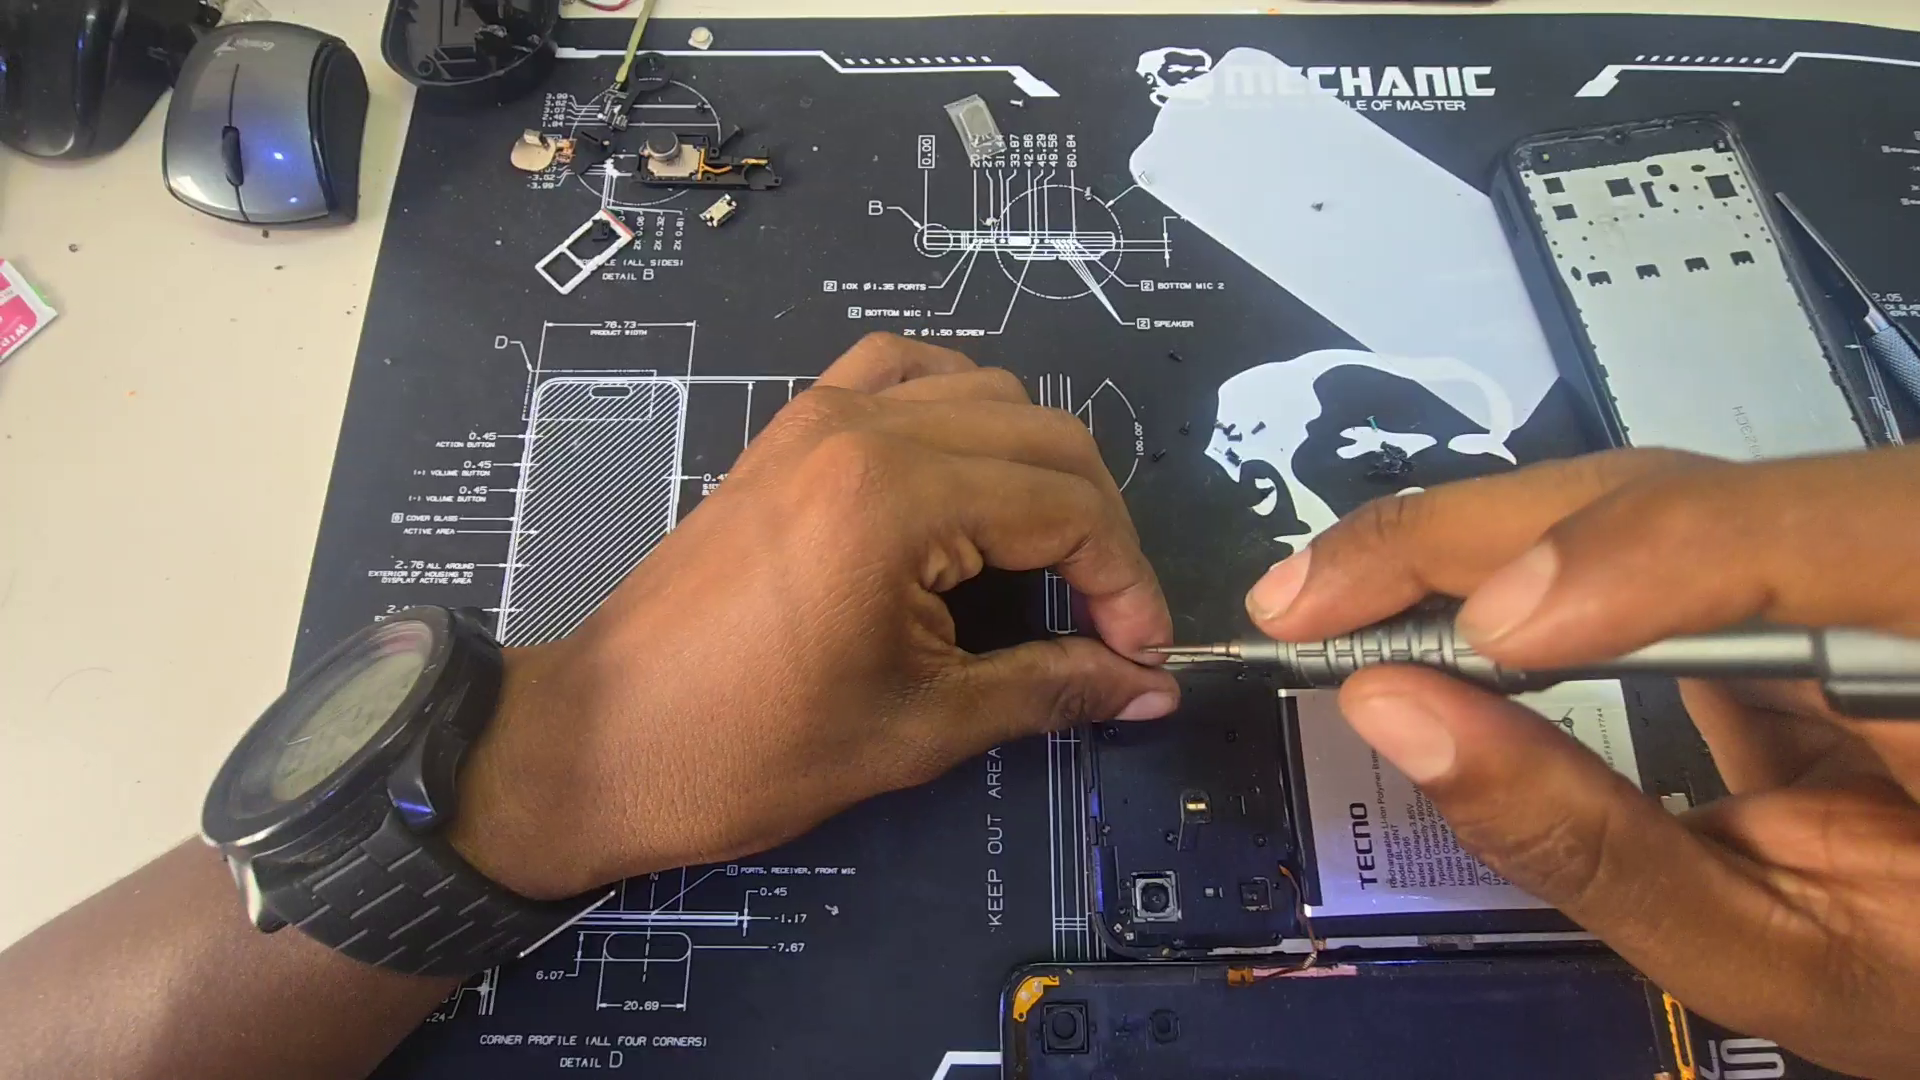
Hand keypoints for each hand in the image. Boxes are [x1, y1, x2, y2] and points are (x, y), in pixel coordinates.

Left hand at [449, 334, 1177, 900]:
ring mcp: (826, 411)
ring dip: (1039, 466)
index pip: (1069, 508)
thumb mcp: (921, 729)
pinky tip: (965, 465)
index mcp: (900, 498)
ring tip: (1042, 550)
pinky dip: (960, 407)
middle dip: (1099, 526)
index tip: (1142, 652)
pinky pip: (903, 371)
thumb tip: (1154, 690)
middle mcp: (870, 427)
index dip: (1126, 582)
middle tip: (1106, 614)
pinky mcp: (795, 423)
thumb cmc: (752, 751)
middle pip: (1047, 437)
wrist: (600, 737)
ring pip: (987, 393)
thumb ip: (1051, 689)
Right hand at [1246, 446, 1919, 1078]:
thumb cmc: (1912, 966)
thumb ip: (1592, 844)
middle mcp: (1879, 549)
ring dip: (1428, 545)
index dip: (1654, 558)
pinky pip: (1573, 526)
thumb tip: (1385, 709)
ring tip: (1313, 598)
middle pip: (1652, 488)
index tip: (1484, 639)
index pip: (1847, 534)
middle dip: (1452, 543)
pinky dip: (1457, 561)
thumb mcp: (1776, 954)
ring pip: (1590, 491)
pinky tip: (1382, 591)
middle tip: (1297, 604)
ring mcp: (1794, 538)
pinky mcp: (1717, 551)